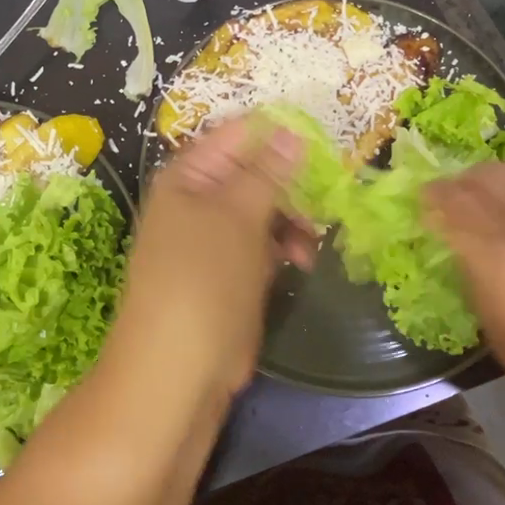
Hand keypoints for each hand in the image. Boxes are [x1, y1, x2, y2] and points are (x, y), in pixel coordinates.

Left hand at [113, 118, 310, 395]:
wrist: (175, 373)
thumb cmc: (203, 280)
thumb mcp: (239, 217)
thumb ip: (268, 172)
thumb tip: (291, 131)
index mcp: (187, 176)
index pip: (237, 134)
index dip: (279, 133)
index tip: (325, 141)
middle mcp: (196, 201)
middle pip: (252, 173)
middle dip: (292, 184)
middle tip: (329, 198)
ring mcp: (211, 240)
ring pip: (262, 211)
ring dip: (292, 220)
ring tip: (312, 244)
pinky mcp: (226, 275)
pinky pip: (261, 246)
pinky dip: (283, 249)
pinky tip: (303, 264)